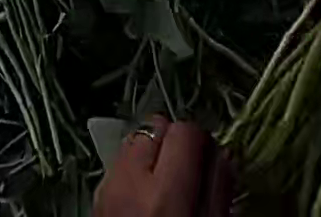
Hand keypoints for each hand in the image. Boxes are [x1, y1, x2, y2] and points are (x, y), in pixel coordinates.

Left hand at [94, 116, 231, 216]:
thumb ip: (217, 192)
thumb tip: (224, 153)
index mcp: (165, 195)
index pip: (186, 130)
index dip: (202, 142)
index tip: (211, 160)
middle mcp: (131, 179)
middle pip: (157, 124)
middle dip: (176, 140)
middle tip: (190, 172)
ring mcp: (109, 183)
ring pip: (137, 136)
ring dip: (154, 150)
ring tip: (167, 182)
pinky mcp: (96, 192)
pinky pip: (121, 158)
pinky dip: (135, 165)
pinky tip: (146, 192)